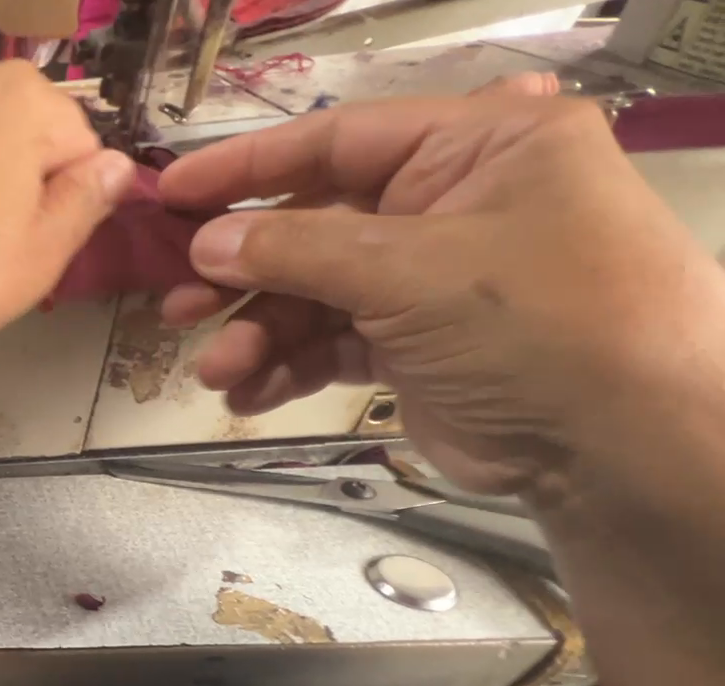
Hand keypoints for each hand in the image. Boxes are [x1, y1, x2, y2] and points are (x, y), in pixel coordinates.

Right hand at [158, 93, 724, 494]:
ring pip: (306, 296)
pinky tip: (248, 396)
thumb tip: (205, 243)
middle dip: (240, 274)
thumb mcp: (412, 272)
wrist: (610, 446)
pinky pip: (322, 344)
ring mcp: (420, 280)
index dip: (246, 166)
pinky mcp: (403, 343)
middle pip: (308, 228)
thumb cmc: (536, 324)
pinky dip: (282, 369)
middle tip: (176, 306)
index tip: (171, 192)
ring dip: (254, 336)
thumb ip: (298, 251)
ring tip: (216, 372)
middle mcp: (443, 207)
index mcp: (474, 151)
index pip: (338, 141)